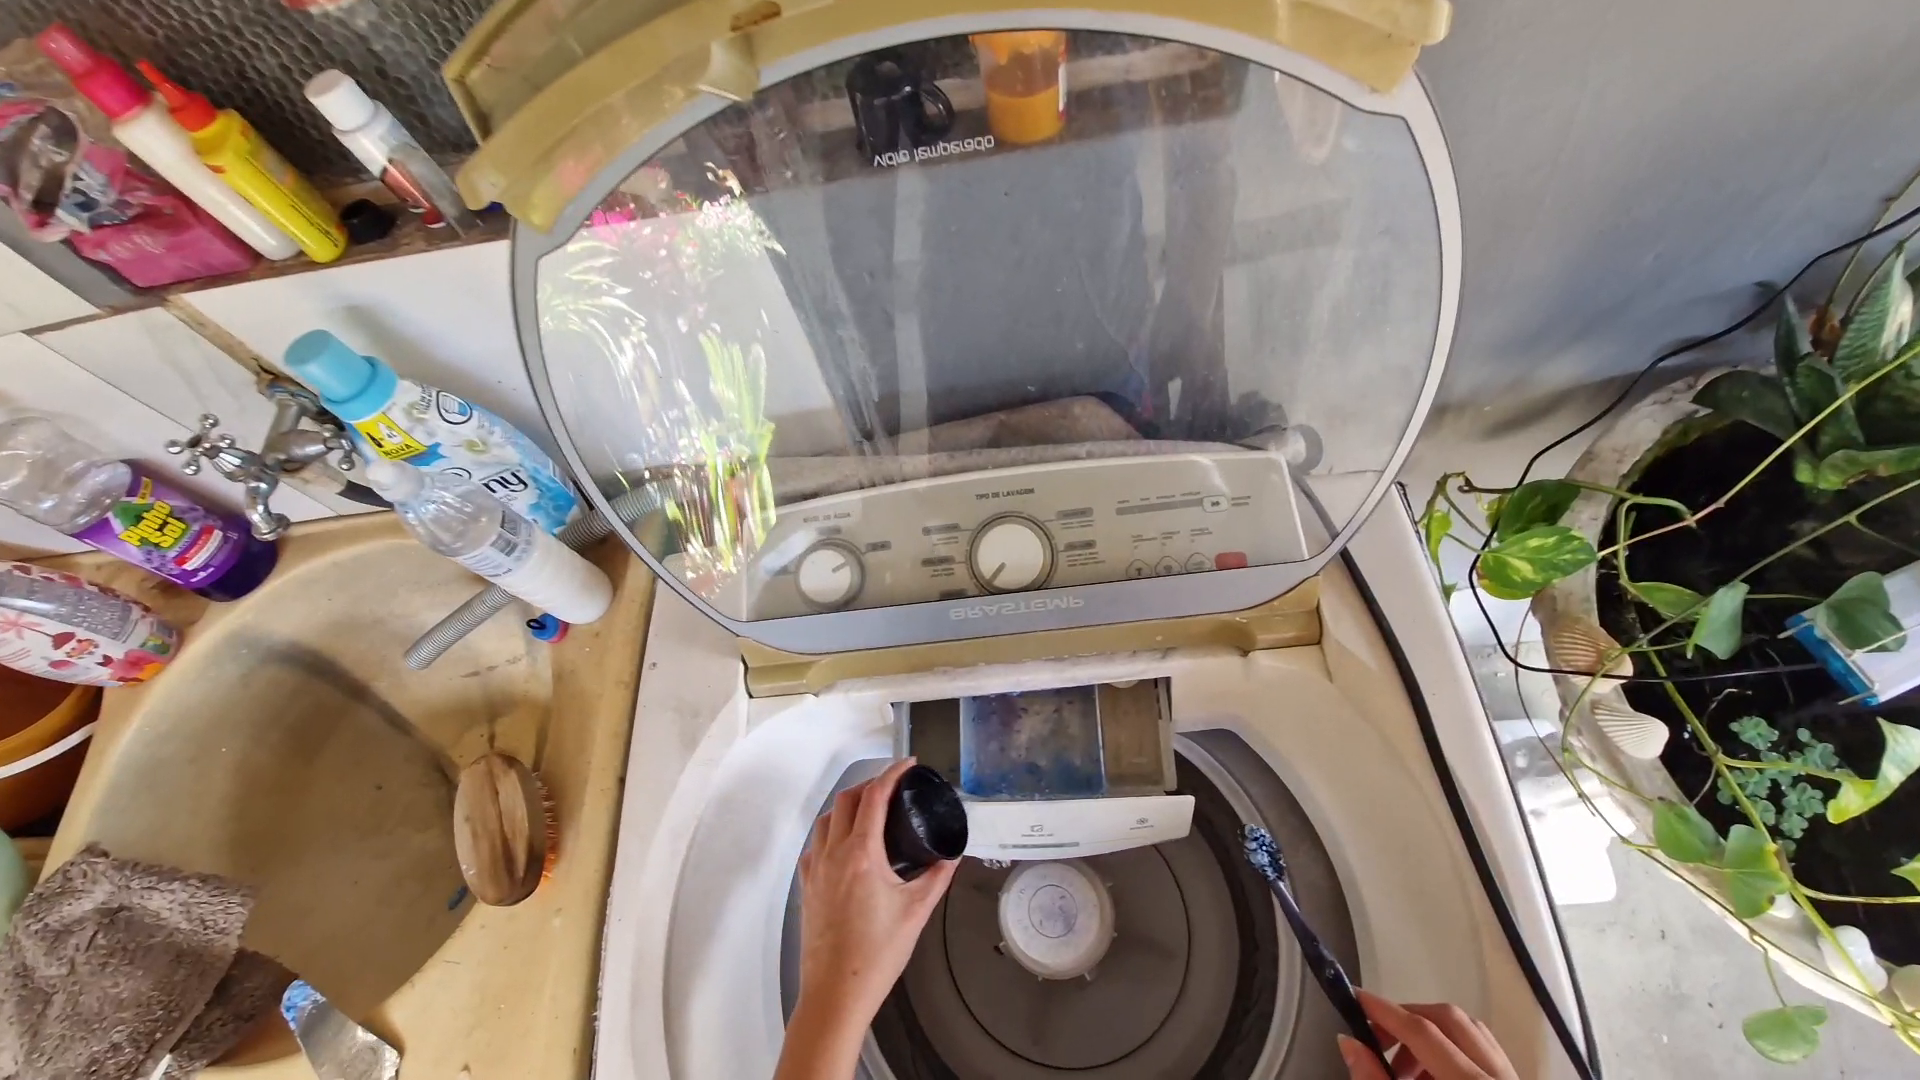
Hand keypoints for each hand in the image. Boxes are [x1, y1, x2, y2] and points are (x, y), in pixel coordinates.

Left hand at [776, 759, 958, 1079]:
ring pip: (827, 820)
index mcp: (861, 855)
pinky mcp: (807, 888)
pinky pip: (815, 845)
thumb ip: (936, 878)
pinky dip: (831, 832)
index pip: (874, 797)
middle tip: (892, 787)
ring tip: (870, 810)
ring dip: (848, 806)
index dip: (891, 774)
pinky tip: (845, 845)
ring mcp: (816, 871)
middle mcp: (834, 855)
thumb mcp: (916, 912)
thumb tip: (949, 858)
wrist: (836, 994)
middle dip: (870, 785)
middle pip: (847, 800)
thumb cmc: (875, 956)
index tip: (906, 765)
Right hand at [1338, 990, 1519, 1079]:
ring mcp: (1515, 1078)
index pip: (1424, 1032)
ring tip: (1403, 1067)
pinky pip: (1485, 1052)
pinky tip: (1431, 1076)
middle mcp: (1501, 1077)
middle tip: (1377, 1039)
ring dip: (1430, 1036)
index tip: (1353, 996)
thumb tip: (1349, 1041)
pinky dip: (1453, 1052)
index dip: (1384, 1011)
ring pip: (1471, 1032)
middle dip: (1407, 1019)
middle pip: (1450, 1019)